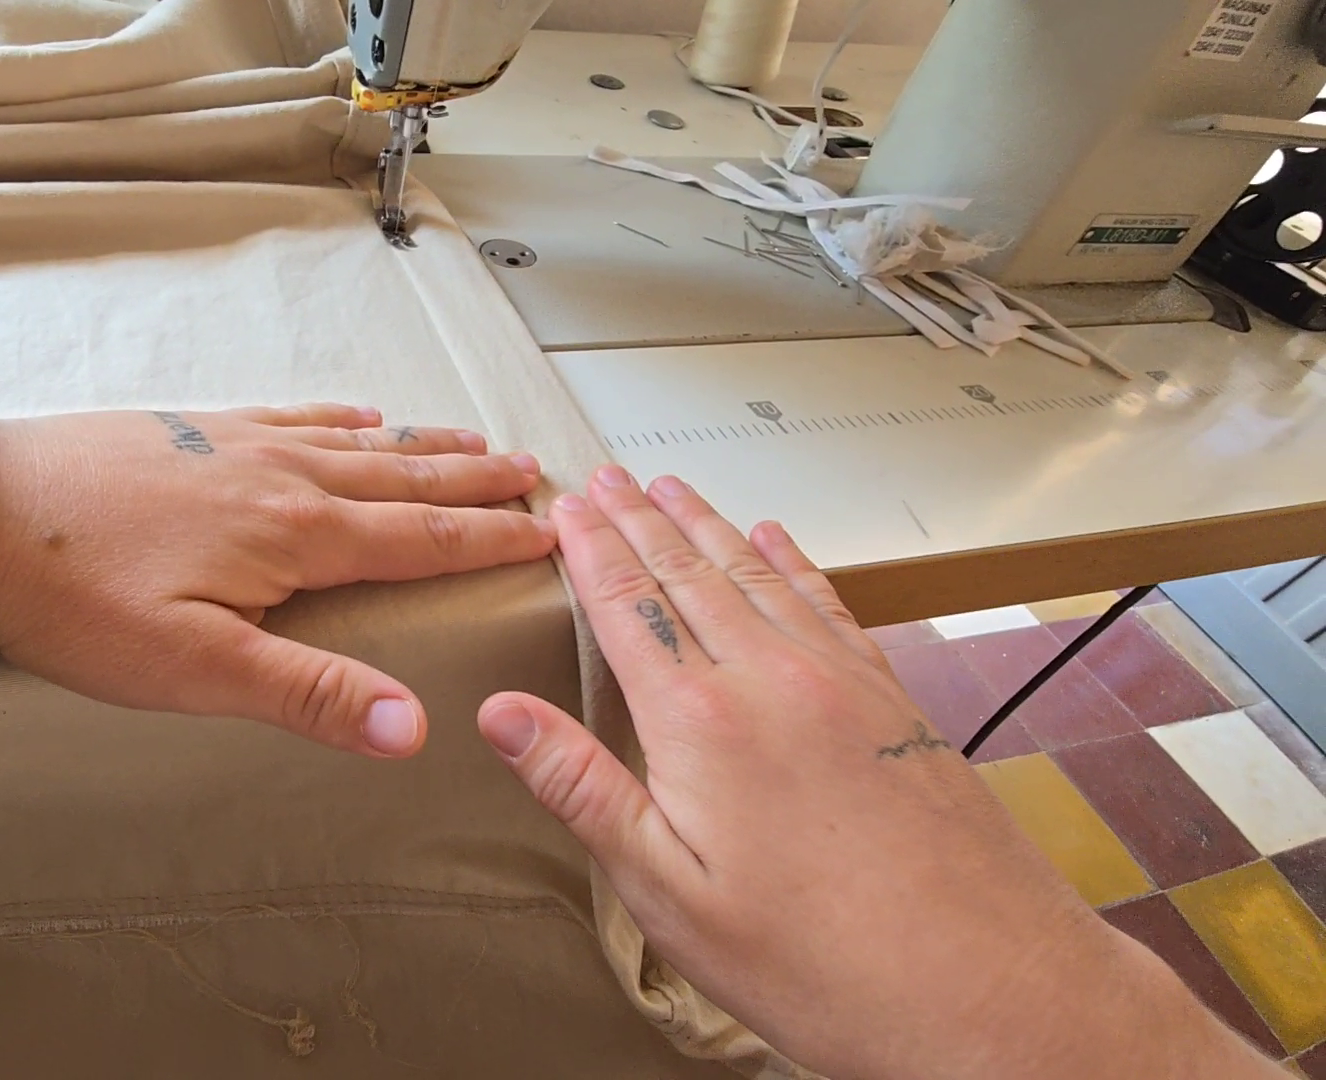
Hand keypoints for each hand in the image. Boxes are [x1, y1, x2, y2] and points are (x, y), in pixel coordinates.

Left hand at [0, 403, 551, 757]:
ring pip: (360, 444)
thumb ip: (308, 693)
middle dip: (476, 483)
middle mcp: (284, 476)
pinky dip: (344, 418)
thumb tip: (413, 728)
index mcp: (296, 535)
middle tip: (531, 473)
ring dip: (425, 448)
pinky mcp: (200, 429)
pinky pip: (296, 416)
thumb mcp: (193, 668)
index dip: (490, 541)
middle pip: (405, 481)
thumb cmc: (77, 596)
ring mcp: (241, 443)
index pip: (422, 539)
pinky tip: (361, 414)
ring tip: (473, 443)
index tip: (545, 533)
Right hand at [473, 467, 1279, 1079]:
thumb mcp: (663, 887)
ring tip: (670, 485)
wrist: (999, 1000)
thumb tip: (498, 713)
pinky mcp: (888, 697)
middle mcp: (766, 675)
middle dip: (637, 517)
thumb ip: (577, 785)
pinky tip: (775, 534)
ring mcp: (836, 678)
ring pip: (751, 571)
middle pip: (684, 570)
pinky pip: (826, 602)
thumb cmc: (811, 956)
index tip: (566, 508)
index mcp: (698, 717)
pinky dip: (790, 559)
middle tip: (607, 476)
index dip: (590, 549)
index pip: (626, 604)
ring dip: (703, 522)